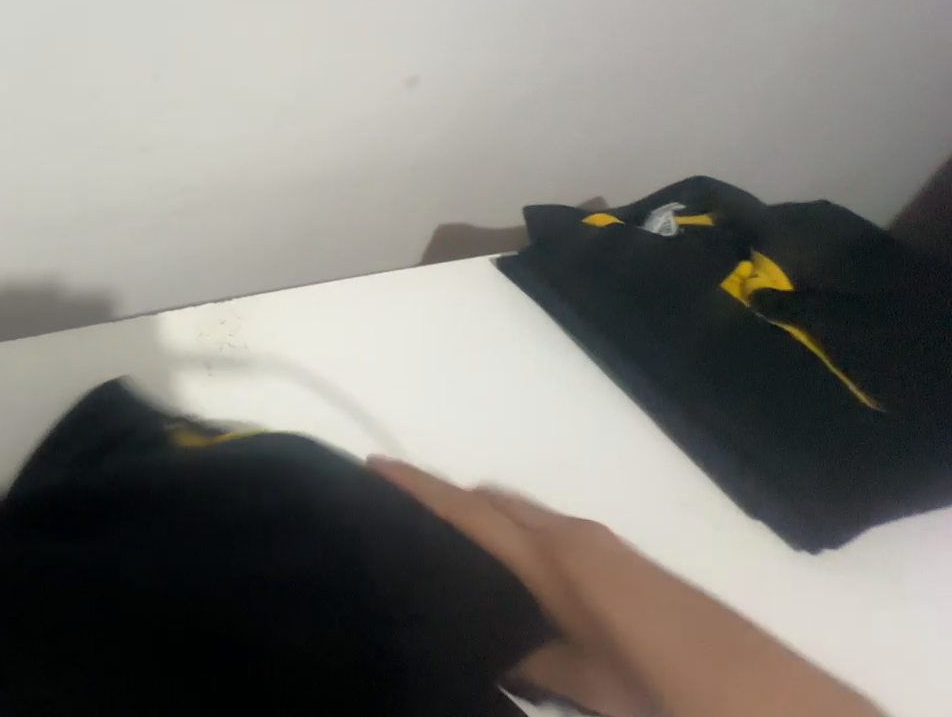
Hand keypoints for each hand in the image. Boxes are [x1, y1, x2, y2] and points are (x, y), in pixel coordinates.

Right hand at [368, 457, 881, 716]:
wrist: (791, 712)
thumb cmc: (678, 691)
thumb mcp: (591, 685)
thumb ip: (527, 656)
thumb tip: (471, 644)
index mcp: (558, 559)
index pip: (470, 509)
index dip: (417, 487)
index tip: (369, 468)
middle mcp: (576, 540)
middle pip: (492, 504)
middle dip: (442, 503)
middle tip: (391, 522)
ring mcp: (605, 552)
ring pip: (522, 525)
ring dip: (481, 529)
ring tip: (439, 559)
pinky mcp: (627, 573)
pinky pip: (549, 545)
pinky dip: (516, 553)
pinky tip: (509, 597)